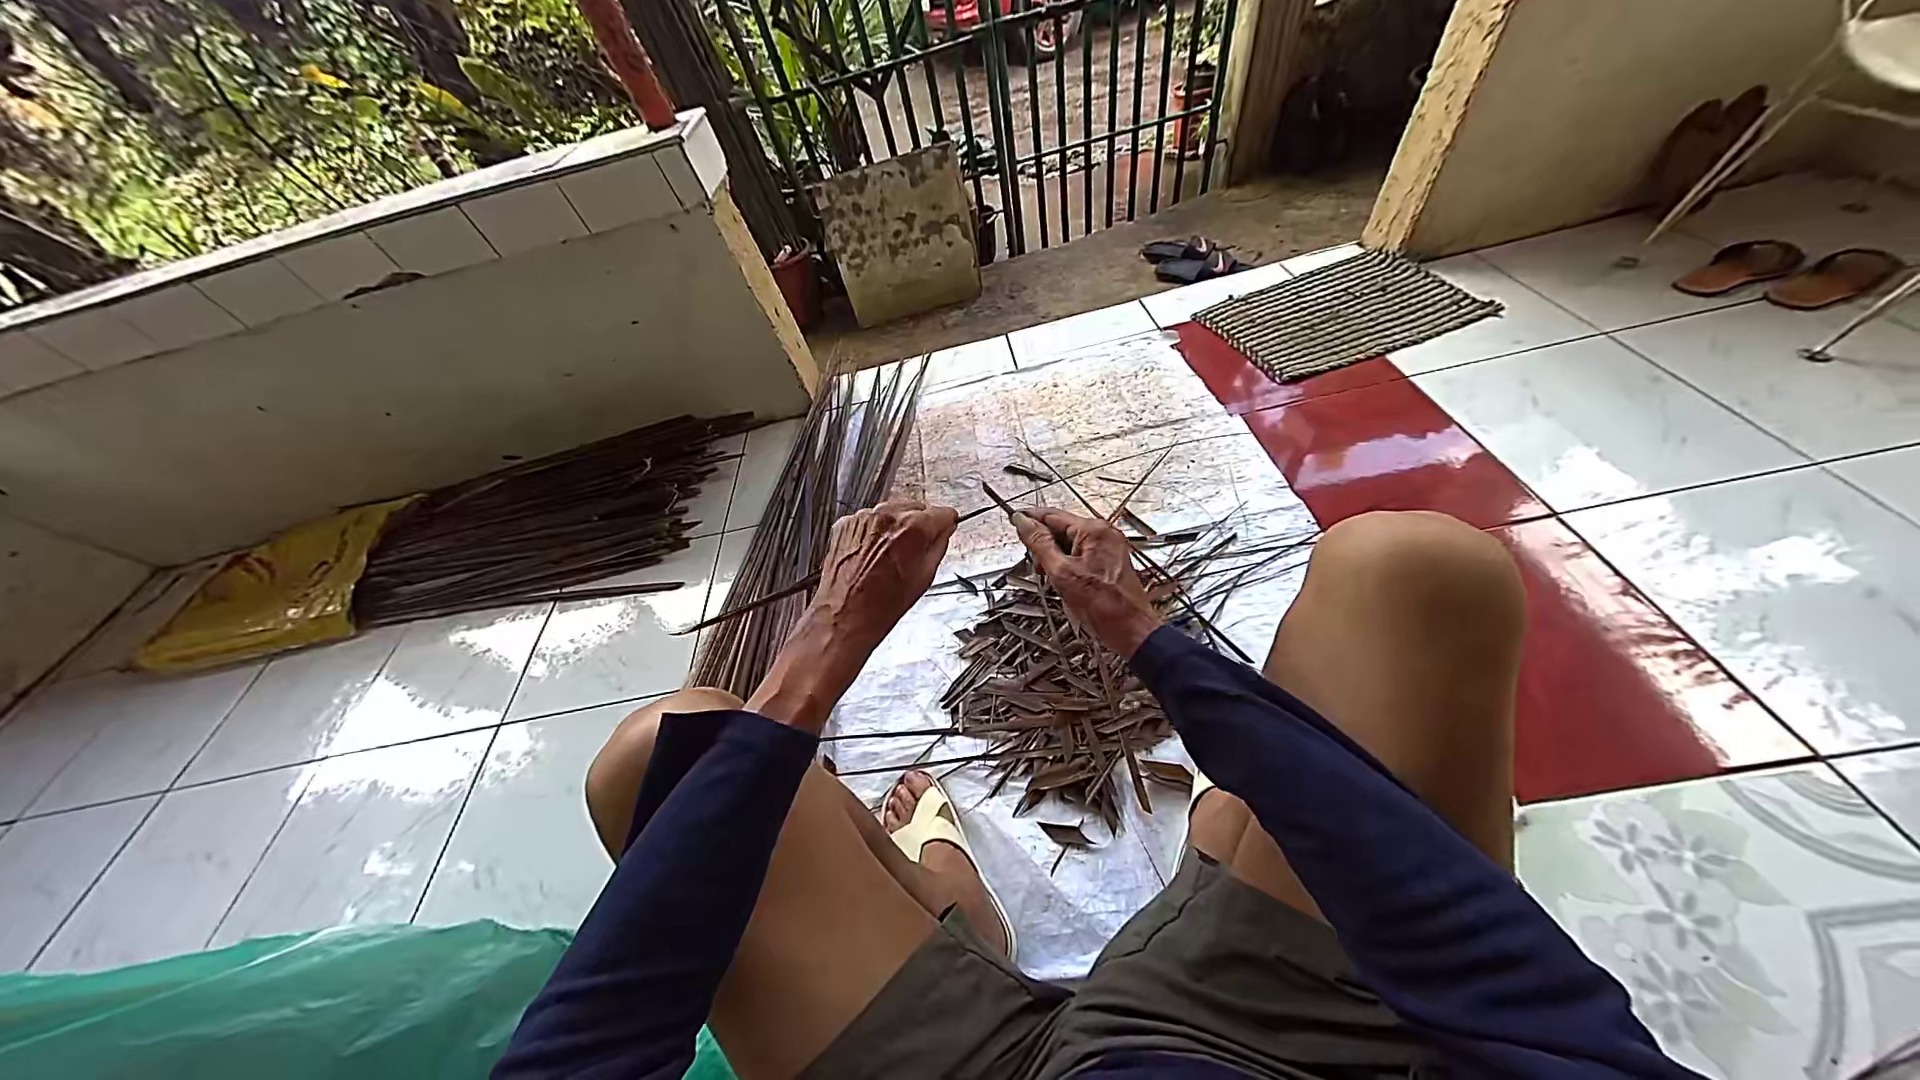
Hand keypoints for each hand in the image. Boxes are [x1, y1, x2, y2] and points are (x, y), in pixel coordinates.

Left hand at [810, 499, 958, 650]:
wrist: (846, 613)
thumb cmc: (881, 603)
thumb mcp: (925, 575)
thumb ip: (939, 545)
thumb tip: (943, 532)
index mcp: (914, 527)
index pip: (943, 512)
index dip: (945, 524)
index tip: (944, 530)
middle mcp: (888, 516)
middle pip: (916, 509)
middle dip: (919, 526)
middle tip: (914, 551)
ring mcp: (864, 518)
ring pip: (892, 513)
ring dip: (895, 528)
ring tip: (890, 558)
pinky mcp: (846, 524)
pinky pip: (869, 521)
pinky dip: (873, 533)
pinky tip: (873, 556)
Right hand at [1011, 507, 1162, 657]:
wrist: (1130, 631)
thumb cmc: (1105, 606)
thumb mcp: (1061, 573)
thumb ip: (1039, 544)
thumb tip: (1023, 523)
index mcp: (1094, 531)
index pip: (1053, 515)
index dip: (1030, 520)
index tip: (1015, 523)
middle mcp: (1105, 534)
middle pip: (1061, 529)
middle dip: (1044, 545)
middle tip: (1037, 565)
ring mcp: (1109, 547)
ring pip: (1070, 543)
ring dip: (1055, 557)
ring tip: (1053, 578)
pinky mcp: (1110, 561)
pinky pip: (1081, 554)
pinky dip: (1068, 565)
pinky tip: (1066, 582)